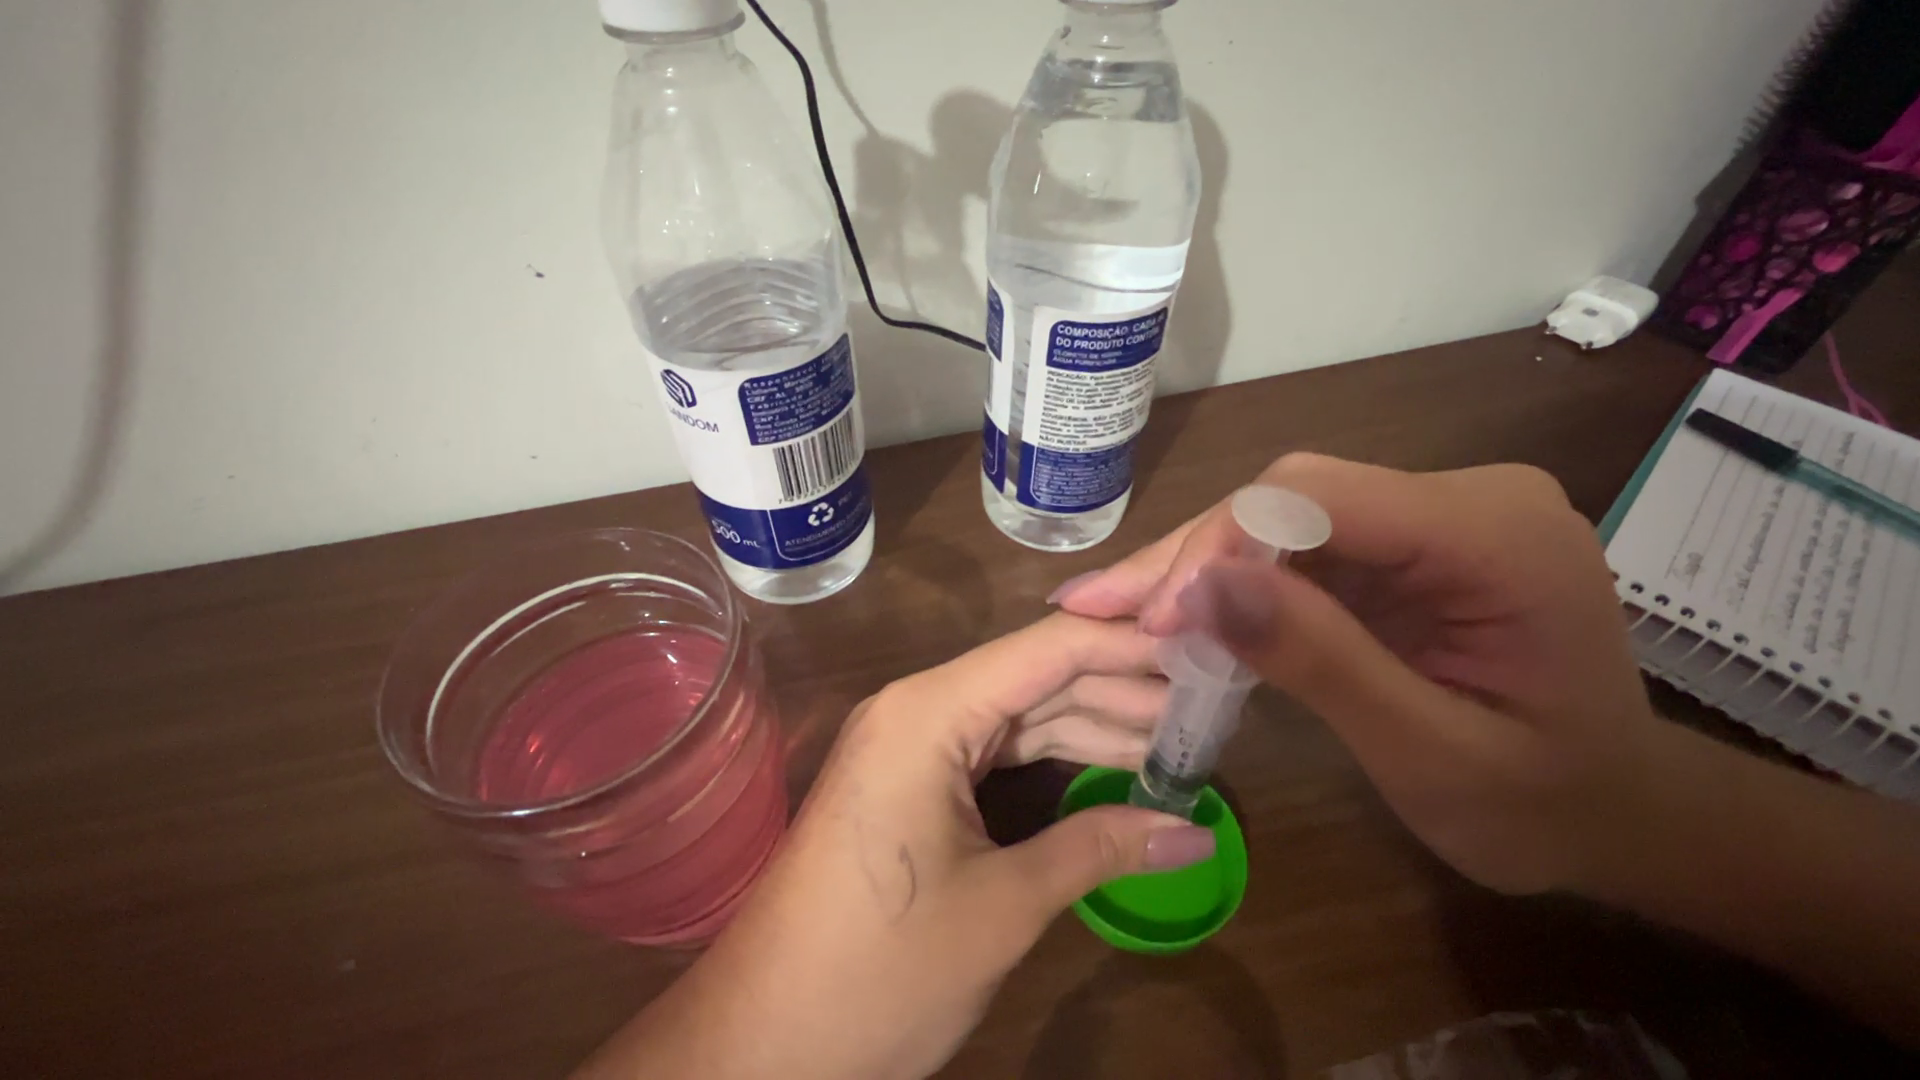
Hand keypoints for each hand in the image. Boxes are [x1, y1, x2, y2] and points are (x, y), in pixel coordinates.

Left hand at [577, 613, 1216, 1079]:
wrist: (763, 1039)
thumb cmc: (879, 969)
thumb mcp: (1002, 907)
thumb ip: (1099, 850)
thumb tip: (1197, 832)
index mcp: (930, 712)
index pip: (1048, 649)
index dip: (1128, 644)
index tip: (1203, 647)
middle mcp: (918, 711)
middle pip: (1038, 679)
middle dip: (1123, 691)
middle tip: (1211, 704)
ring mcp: (912, 748)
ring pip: (1020, 719)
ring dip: (1096, 729)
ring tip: (1184, 741)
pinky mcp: (912, 786)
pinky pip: (995, 755)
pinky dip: (1055, 763)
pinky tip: (1115, 773)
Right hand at [1057, 453, 1658, 895]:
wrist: (1615, 811)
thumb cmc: (1539, 804)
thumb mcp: (1428, 753)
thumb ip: (1322, 662)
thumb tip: (1200, 588)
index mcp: (1494, 536)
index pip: (1317, 498)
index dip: (1218, 545)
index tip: (1151, 617)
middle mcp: (1464, 498)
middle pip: (1290, 497)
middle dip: (1194, 555)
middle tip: (1103, 609)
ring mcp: (1432, 515)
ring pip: (1281, 518)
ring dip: (1202, 568)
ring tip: (1121, 611)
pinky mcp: (1404, 543)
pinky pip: (1300, 547)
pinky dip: (1238, 584)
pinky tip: (1183, 612)